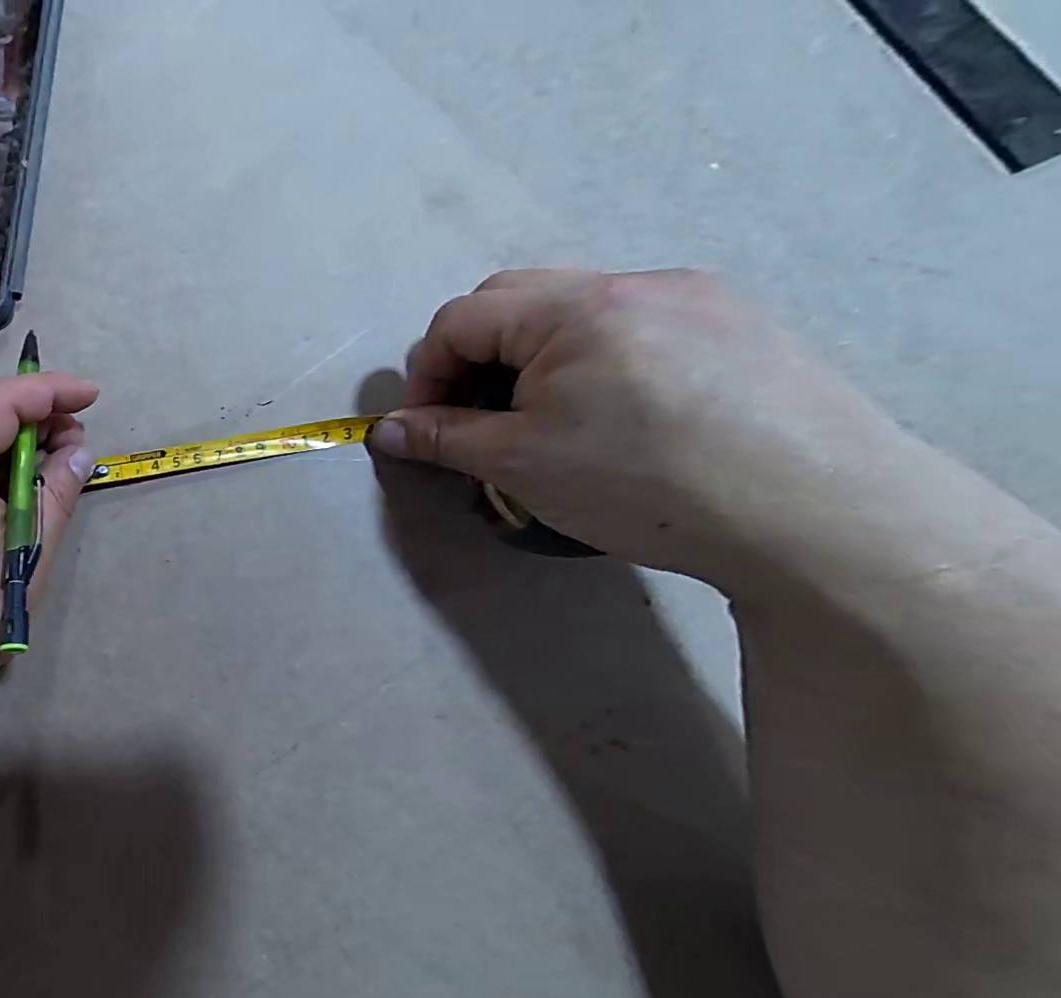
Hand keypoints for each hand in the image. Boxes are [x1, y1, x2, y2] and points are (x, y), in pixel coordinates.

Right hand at [369, 269, 911, 584]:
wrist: (815, 514)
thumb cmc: (641, 483)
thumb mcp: (518, 464)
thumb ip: (441, 437)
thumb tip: (383, 430)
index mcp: (575, 308)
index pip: (460, 318)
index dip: (425, 373)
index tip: (425, 428)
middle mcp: (635, 283)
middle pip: (514, 300)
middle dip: (473, 357)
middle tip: (476, 417)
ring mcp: (694, 298)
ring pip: (574, 311)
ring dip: (531, 358)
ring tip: (543, 418)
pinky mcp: (736, 324)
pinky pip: (631, 325)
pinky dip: (591, 359)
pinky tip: (614, 412)